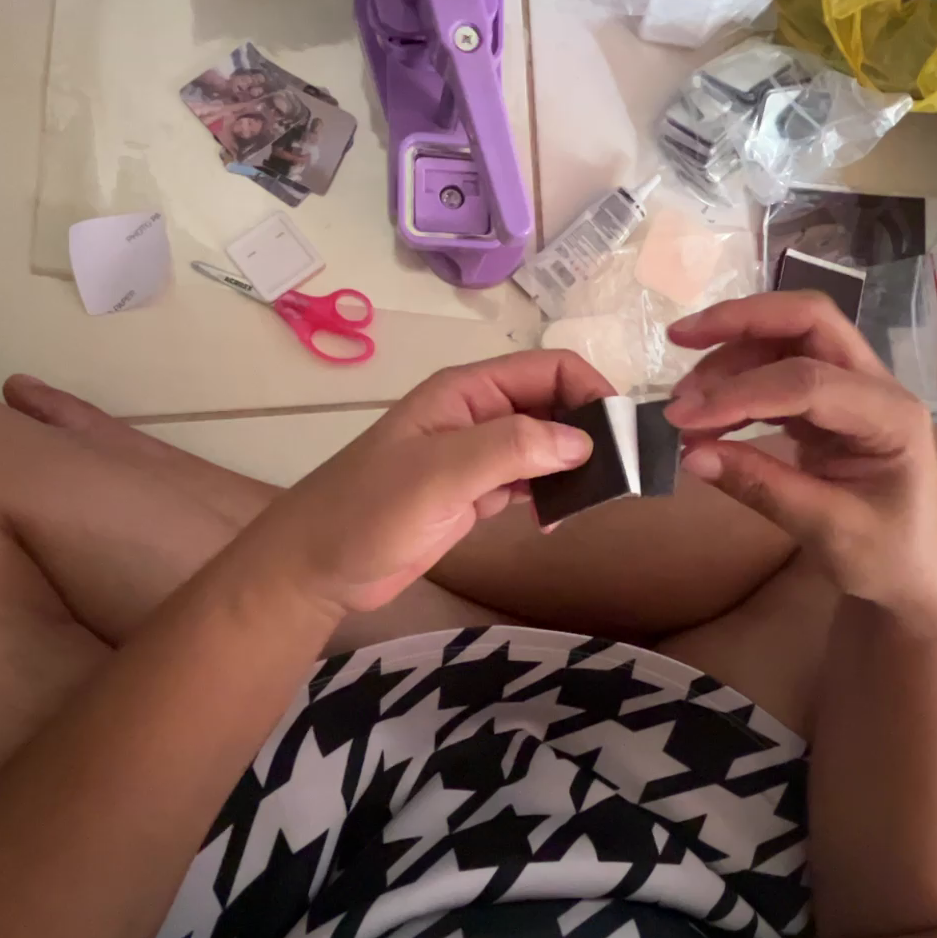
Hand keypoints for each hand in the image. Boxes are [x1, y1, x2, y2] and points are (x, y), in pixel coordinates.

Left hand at [235, 350, 612, 614]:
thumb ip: (512, 448)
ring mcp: (478, 456)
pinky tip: (558, 519)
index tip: (619, 436)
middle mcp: (479, 415)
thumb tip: (585, 441)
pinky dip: (552, 495)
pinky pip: (530, 482)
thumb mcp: (441, 472)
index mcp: (468, 391)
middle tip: (617, 475)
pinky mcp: (476, 493)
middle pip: (553, 405)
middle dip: (589, 432)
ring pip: (546, 446)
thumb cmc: (369, 510)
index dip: (590, 391)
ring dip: (574, 468)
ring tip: (591, 501)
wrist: (317, 567)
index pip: (548, 369)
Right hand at [665, 292, 936, 616]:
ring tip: (683, 400)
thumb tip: (690, 455)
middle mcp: (875, 386)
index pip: (807, 381)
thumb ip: (762, 487)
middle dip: (740, 320)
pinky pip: (777, 371)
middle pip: (808, 320)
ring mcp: (851, 389)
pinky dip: (736, 381)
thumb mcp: (829, 532)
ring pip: (787, 338)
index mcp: (892, 416)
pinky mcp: (826, 403)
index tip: (681, 420)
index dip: (740, 394)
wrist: (917, 574)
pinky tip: (705, 414)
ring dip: (730, 354)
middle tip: (679, 338)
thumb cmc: (889, 559)